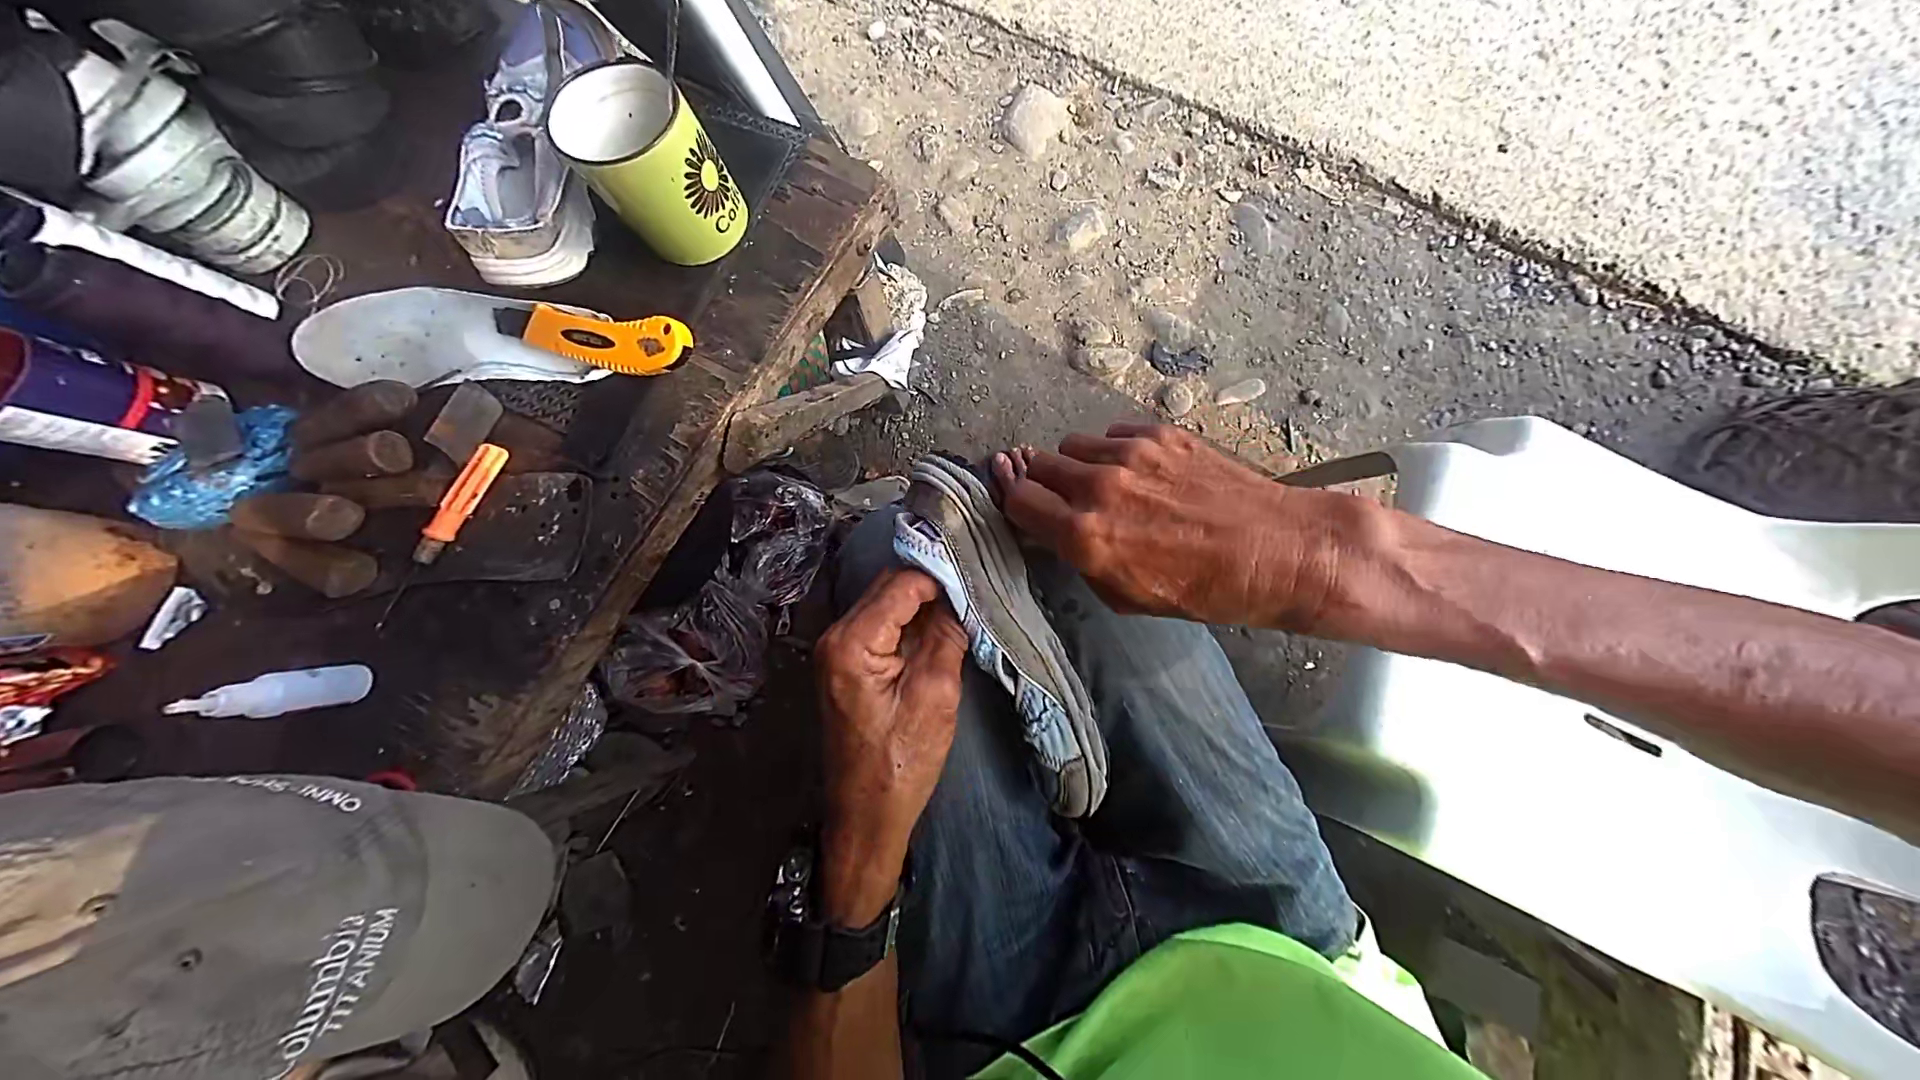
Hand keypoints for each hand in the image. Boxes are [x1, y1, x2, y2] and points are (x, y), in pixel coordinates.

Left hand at [814, 567, 966, 922]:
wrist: (866, 813)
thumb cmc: (901, 762)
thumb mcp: (936, 695)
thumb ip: (946, 636)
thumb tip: (960, 596)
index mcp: (852, 642)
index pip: (901, 584)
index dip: (939, 578)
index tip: (974, 583)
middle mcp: (835, 636)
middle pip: (888, 587)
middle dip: (930, 589)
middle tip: (971, 597)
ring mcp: (836, 649)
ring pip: (885, 604)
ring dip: (921, 606)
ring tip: (960, 613)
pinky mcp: (845, 663)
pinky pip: (880, 626)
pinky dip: (908, 624)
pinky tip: (936, 633)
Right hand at [994, 423, 1360, 630]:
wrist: (1279, 550)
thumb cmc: (1204, 588)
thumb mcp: (1126, 595)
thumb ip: (1081, 558)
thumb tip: (1057, 531)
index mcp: (1085, 535)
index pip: (1017, 499)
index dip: (1015, 503)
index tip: (1021, 505)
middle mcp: (1099, 487)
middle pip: (1037, 465)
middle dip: (1042, 482)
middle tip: (1062, 498)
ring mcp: (1131, 453)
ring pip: (1073, 444)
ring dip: (1079, 465)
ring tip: (1109, 485)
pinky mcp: (1160, 433)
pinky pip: (1112, 432)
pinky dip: (1114, 450)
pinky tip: (1142, 472)